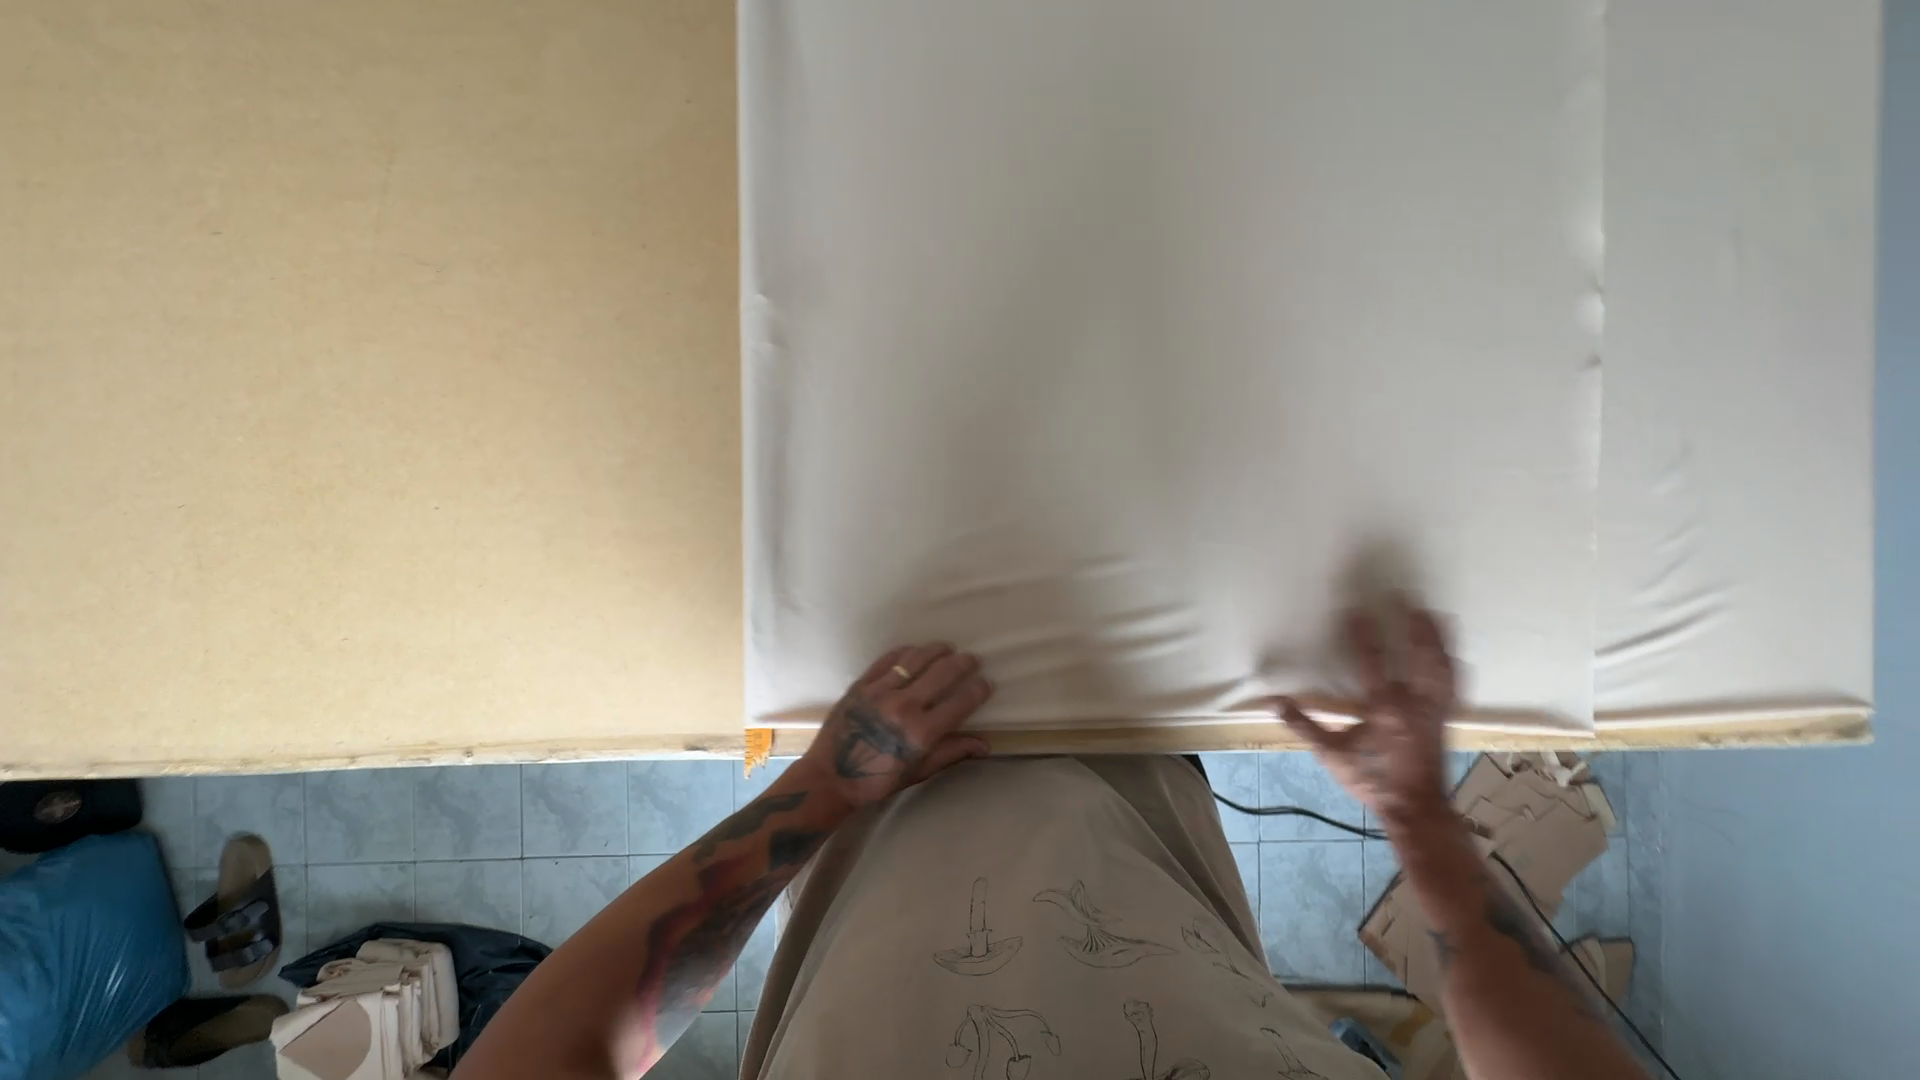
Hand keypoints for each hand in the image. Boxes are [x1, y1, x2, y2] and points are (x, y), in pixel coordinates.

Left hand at [794, 643, 994, 810]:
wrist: (831, 777)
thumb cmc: (878, 780)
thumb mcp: (919, 771)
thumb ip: (951, 752)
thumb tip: (985, 744)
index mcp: (921, 733)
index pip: (960, 703)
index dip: (978, 690)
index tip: (986, 683)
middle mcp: (904, 707)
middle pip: (942, 673)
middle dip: (962, 664)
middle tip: (972, 659)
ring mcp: (881, 692)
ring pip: (916, 660)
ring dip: (936, 650)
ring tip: (947, 648)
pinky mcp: (862, 684)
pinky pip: (889, 660)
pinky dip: (906, 652)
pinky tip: (916, 651)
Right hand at [1278, 600, 1457, 830]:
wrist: (1416, 809)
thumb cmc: (1372, 780)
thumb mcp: (1331, 754)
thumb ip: (1304, 725)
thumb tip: (1275, 702)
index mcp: (1384, 708)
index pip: (1372, 661)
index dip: (1363, 634)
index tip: (1355, 610)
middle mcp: (1415, 703)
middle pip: (1420, 656)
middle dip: (1413, 626)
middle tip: (1406, 598)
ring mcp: (1435, 710)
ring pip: (1442, 667)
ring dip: (1438, 639)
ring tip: (1433, 614)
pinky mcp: (1447, 719)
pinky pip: (1456, 686)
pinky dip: (1454, 666)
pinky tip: (1453, 654)